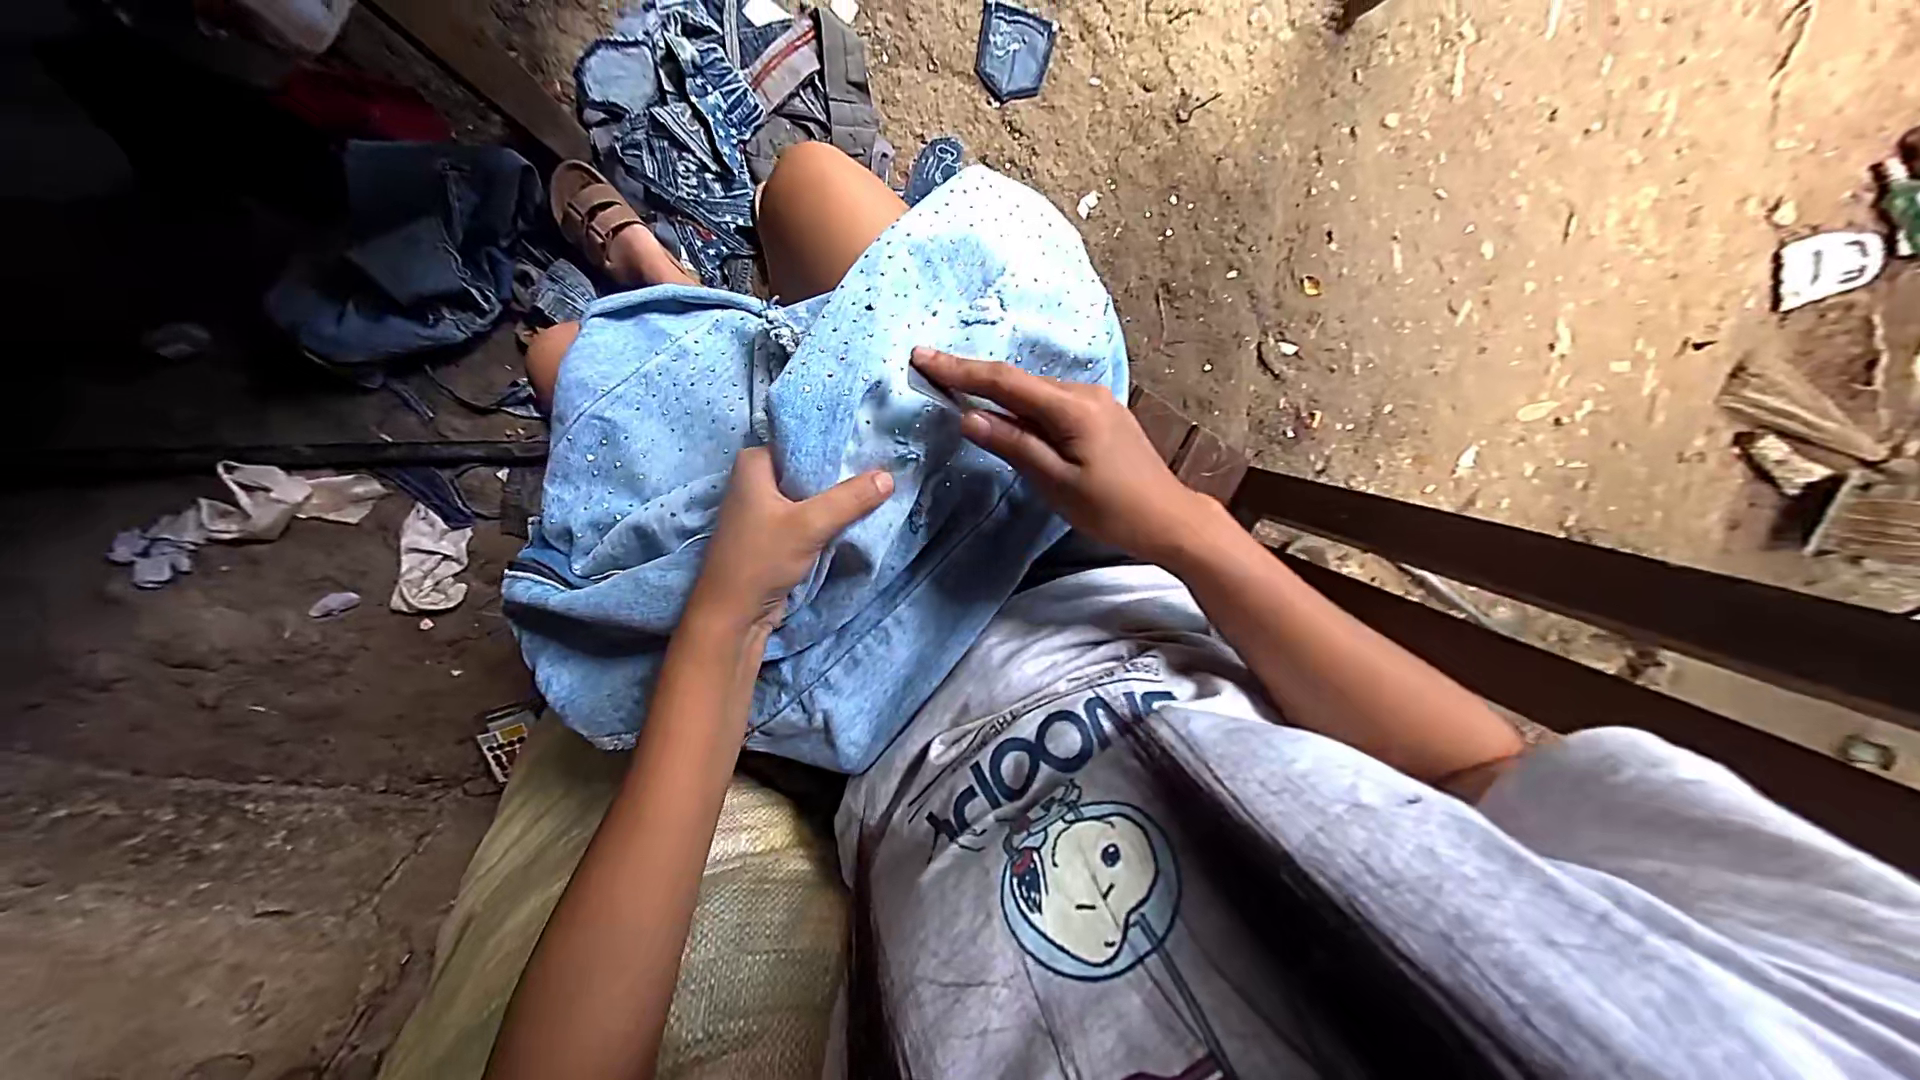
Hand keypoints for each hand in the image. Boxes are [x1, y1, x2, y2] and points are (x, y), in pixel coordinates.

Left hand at [685, 447, 893, 631]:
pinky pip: (807, 515)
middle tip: (880, 472)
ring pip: (810, 494)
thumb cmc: (761, 560)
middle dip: (841, 474)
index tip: (872, 449)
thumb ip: (850, 499)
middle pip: (809, 468)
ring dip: (836, 499)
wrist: (734, 615)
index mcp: (754, 463)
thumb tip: (889, 477)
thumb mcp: (809, 525)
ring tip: (874, 491)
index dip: (837, 446)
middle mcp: (756, 479)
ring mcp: (764, 507)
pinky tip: (853, 517)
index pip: (803, 442)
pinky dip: (827, 518)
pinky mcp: (773, 532)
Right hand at [910, 347, 1216, 564]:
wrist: (1168, 519)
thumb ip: (1014, 445)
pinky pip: (1049, 404)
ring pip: (1033, 392)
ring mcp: (1094, 402)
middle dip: (972, 376)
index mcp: (1072, 408)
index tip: (922, 356)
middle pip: (1018, 381)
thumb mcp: (1056, 483)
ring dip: (995, 391)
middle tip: (929, 369)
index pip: (1005, 382)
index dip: (960, 370)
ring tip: (955, 388)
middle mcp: (1084, 394)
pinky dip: (1020, 406)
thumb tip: (968, 416)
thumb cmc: (1113, 509)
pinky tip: (1002, 412)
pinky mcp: (1098, 415)